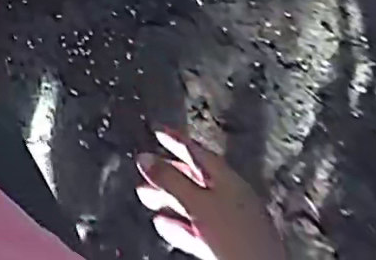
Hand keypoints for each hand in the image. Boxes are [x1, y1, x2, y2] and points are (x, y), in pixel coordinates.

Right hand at [136, 127, 285, 259]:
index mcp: (227, 177)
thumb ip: (170, 180)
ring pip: (194, 204)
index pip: (196, 151)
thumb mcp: (197, 203)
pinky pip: (199, 227)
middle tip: (143, 169)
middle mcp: (230, 195)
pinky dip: (180, 224)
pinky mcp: (228, 245)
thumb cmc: (233, 233)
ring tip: (144, 197)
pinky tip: (162, 225)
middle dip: (166, 174)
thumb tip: (143, 157)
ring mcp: (231, 221)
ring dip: (169, 200)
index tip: (155, 129)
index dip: (175, 139)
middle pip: (193, 178)